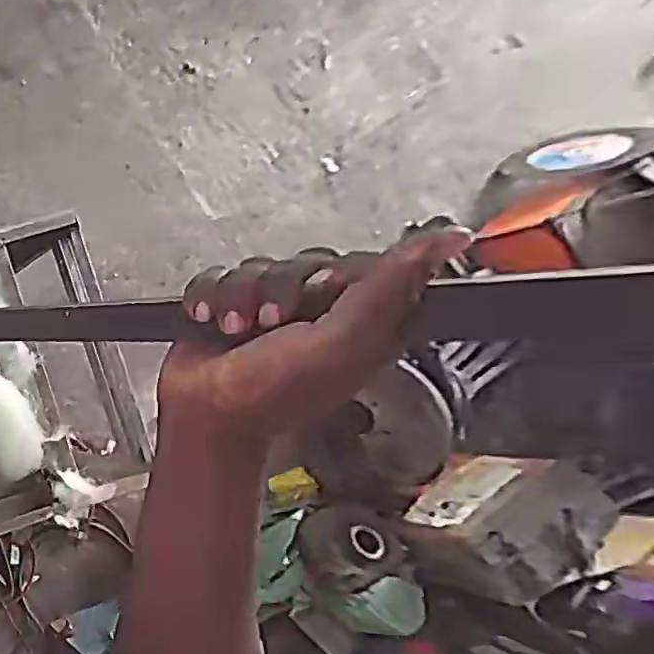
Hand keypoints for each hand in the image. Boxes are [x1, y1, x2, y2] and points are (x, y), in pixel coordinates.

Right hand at [157, 228, 470, 442]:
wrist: (203, 415)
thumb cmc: (269, 394)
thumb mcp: (342, 344)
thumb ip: (389, 289)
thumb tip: (450, 239)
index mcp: (358, 326)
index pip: (366, 266)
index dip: (341, 272)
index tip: (322, 290)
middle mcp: (315, 316)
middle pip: (305, 263)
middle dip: (279, 286)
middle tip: (270, 321)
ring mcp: (266, 311)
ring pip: (257, 267)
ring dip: (238, 296)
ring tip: (232, 329)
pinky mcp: (226, 308)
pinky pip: (218, 275)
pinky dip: (208, 296)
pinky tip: (208, 319)